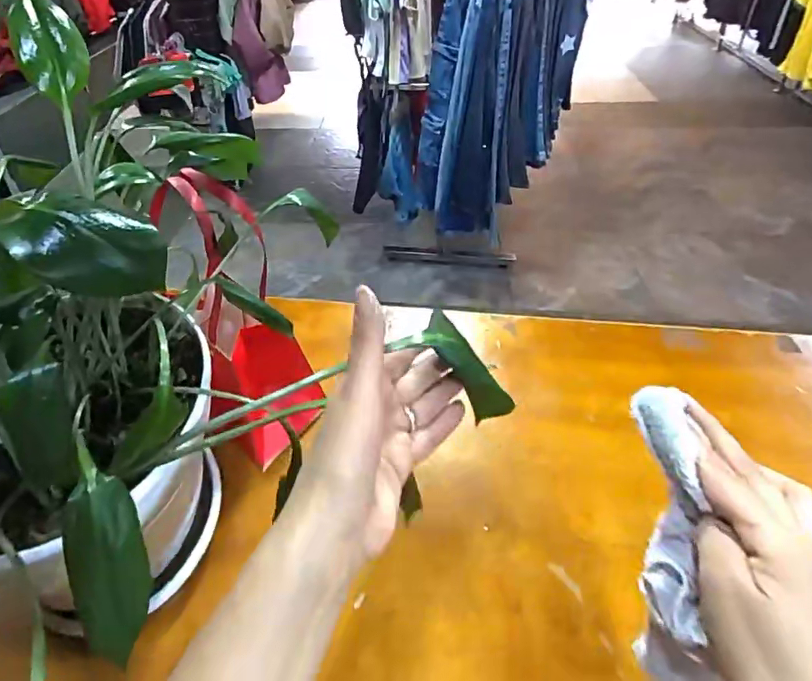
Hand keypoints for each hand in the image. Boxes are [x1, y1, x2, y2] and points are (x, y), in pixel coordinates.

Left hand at [285, 286, 466, 566]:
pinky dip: (443, 424)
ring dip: (443, 392)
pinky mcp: (400, 467)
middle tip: (472, 353)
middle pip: (411, 382)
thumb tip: (366, 287)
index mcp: (361, 387)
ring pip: (421, 408)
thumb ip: (367, 340)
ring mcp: (388, 439)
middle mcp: (375, 409)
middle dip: (436, 368)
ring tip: (474, 377)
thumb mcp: (359, 388)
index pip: (392, 357)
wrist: (337, 524)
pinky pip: (426, 438)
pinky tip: (464, 411)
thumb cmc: (347, 450)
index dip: (416, 345)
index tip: (446, 331)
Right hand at [691, 405, 811, 680]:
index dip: (698, 447)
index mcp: (788, 545)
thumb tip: (711, 513)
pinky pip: (799, 522)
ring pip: (792, 498)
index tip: (674, 412)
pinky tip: (754, 508)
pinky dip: (769, 499)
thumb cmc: (762, 659)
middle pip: (763, 480)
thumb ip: (714, 538)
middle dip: (723, 443)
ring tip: (720, 457)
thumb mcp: (723, 596)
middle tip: (691, 411)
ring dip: (753, 471)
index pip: (731, 482)